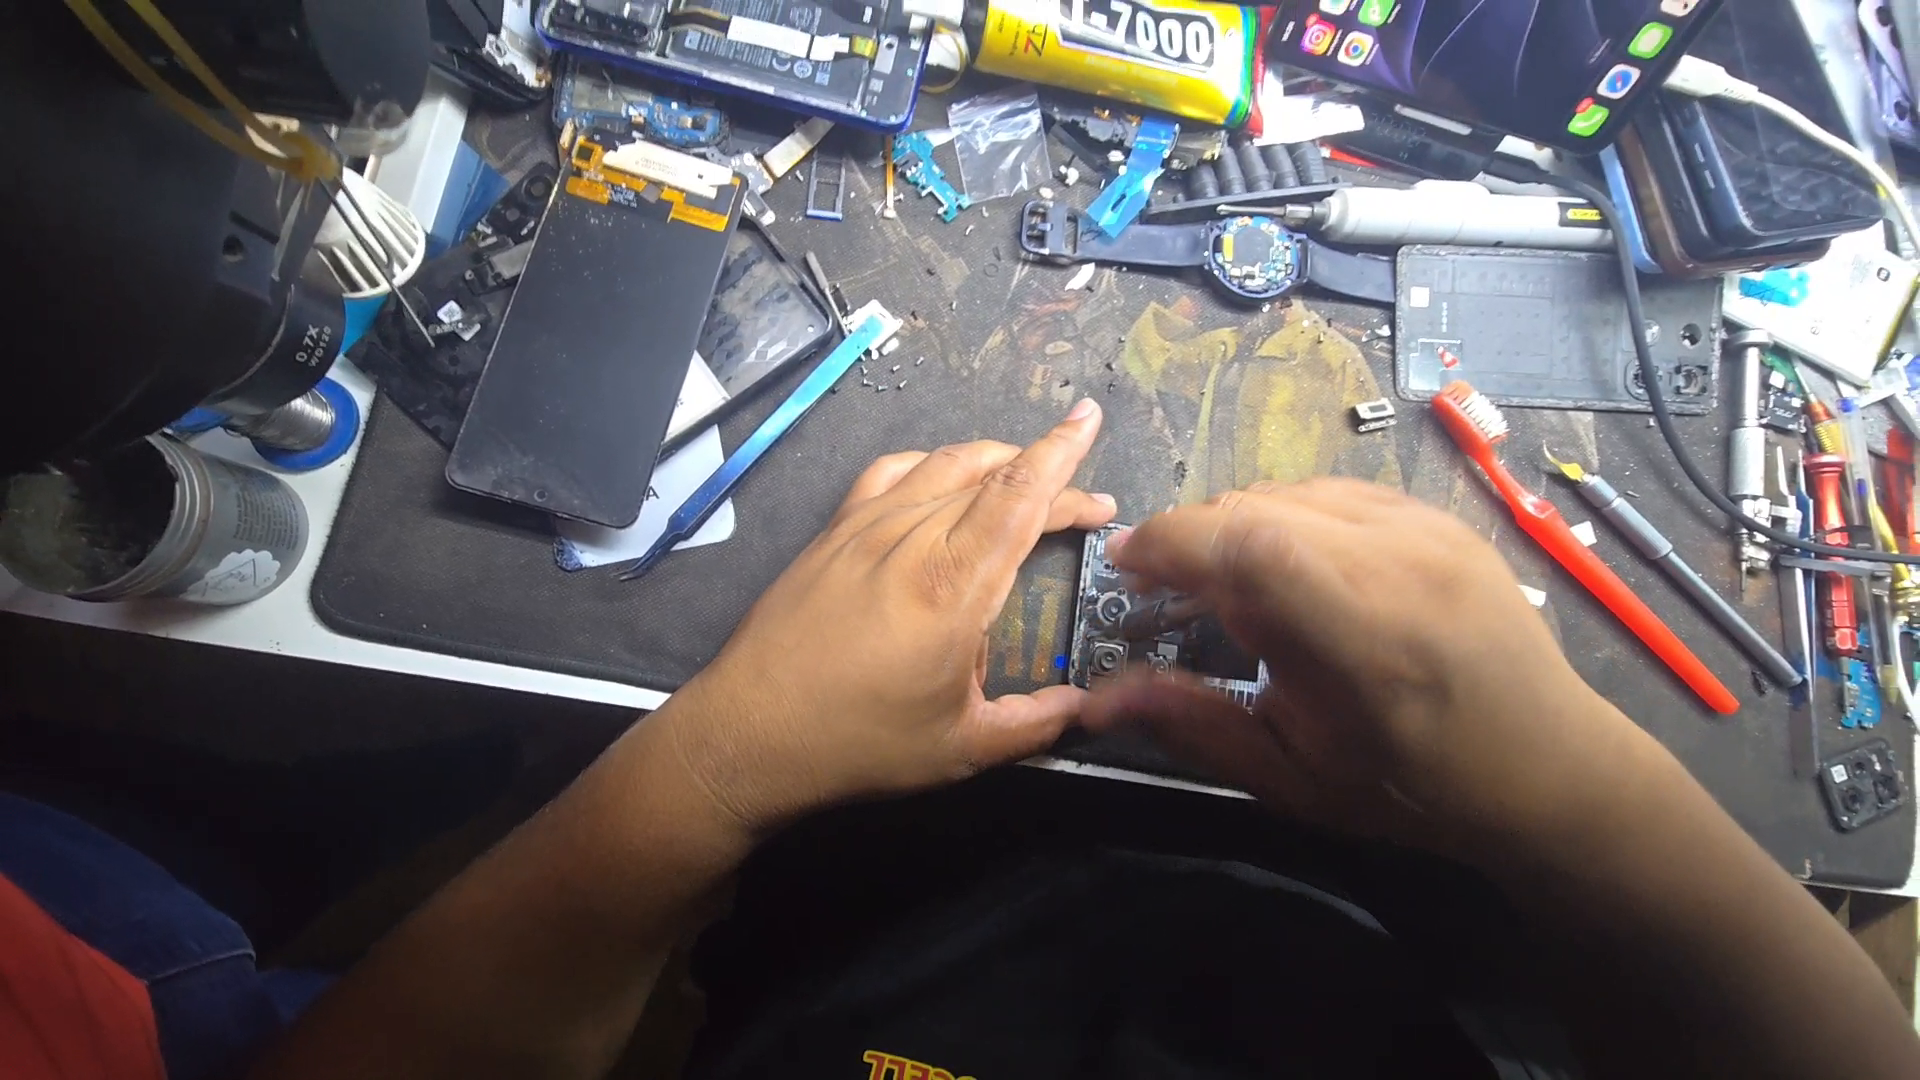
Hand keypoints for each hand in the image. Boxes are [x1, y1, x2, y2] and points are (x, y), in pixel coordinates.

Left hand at [655, 399, 1115, 834]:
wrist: (749, 734)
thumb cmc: (858, 743)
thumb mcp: (961, 748)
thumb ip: (1035, 723)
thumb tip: (1084, 707)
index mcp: (953, 586)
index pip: (1019, 495)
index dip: (1062, 453)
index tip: (1089, 421)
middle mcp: (911, 538)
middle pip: (992, 475)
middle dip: (1048, 473)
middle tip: (1081, 504)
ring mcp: (866, 526)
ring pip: (944, 464)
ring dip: (995, 461)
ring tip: (1024, 478)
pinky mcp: (834, 531)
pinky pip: (890, 472)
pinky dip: (930, 465)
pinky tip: (940, 482)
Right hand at [1083, 479, 1656, 862]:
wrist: (1553, 768)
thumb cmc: (1412, 787)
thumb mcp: (1291, 777)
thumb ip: (1191, 725)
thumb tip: (1095, 702)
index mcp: (1366, 639)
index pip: (1251, 546)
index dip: (1171, 540)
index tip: (1125, 564)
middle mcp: (1400, 563)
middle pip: (1254, 507)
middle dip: (1188, 537)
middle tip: (1161, 584)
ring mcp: (1424, 528)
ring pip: (1283, 491)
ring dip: (1228, 527)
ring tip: (1220, 580)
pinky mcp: (1433, 514)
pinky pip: (1323, 491)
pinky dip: (1276, 517)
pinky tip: (1279, 563)